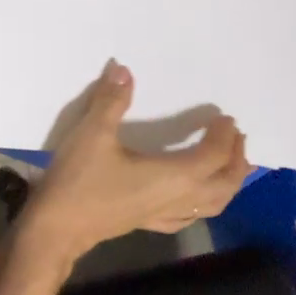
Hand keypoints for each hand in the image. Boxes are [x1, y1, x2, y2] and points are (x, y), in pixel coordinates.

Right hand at [19, 60, 253, 263]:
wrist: (58, 224)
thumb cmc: (80, 179)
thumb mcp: (91, 135)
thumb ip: (110, 103)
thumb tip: (123, 70)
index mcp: (177, 174)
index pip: (215, 154)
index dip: (224, 135)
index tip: (225, 118)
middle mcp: (183, 196)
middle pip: (226, 181)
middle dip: (237, 159)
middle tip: (237, 140)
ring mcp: (167, 213)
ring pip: (215, 202)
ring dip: (228, 184)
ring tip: (229, 170)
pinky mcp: (150, 224)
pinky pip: (190, 216)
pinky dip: (201, 206)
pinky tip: (193, 204)